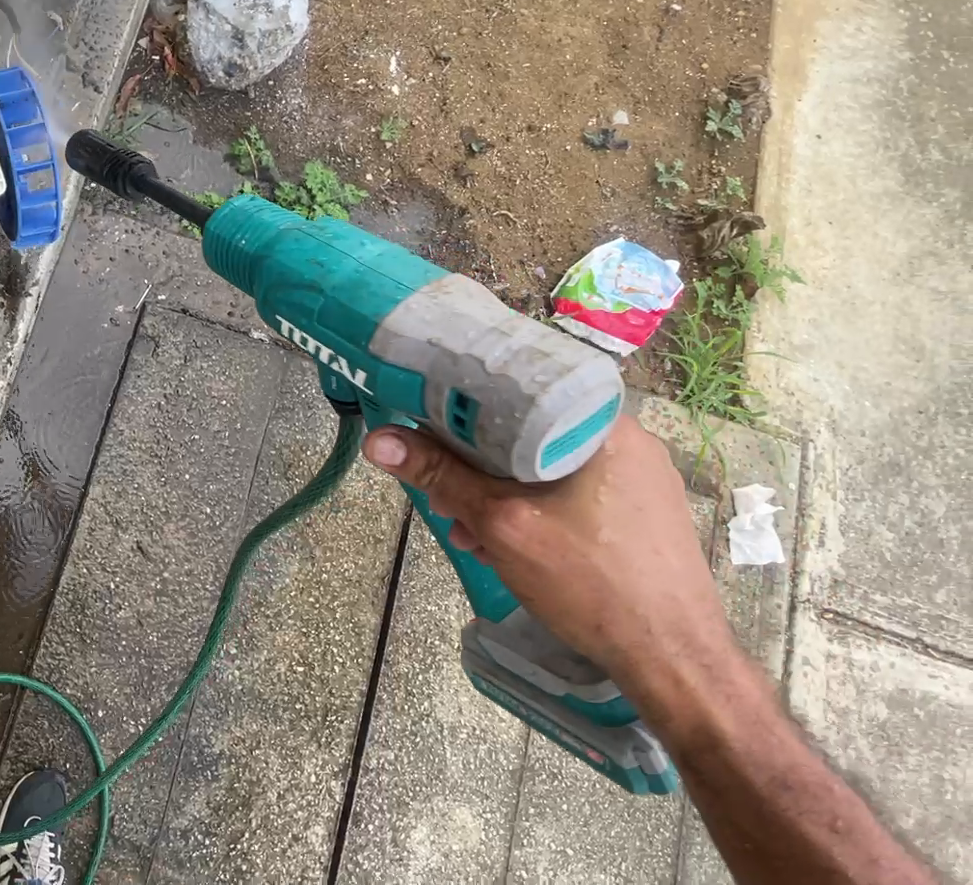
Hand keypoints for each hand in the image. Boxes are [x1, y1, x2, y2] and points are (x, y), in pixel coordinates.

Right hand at [362, 418, 736, 703]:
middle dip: (470, 466)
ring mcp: (635, 477)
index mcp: (601, 425)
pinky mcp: (636, 509)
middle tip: (441, 500)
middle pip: (521, 432)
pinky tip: (504, 545)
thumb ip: (439, 475)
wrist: (674, 660)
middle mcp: (623, 439)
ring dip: (494, 495)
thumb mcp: (500, 523)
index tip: (419, 431)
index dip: (456, 408)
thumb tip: (377, 438)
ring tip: (469, 533)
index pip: (513, 391)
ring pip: (538, 466)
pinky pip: (563, 492)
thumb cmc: (590, 582)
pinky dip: (527, 510)